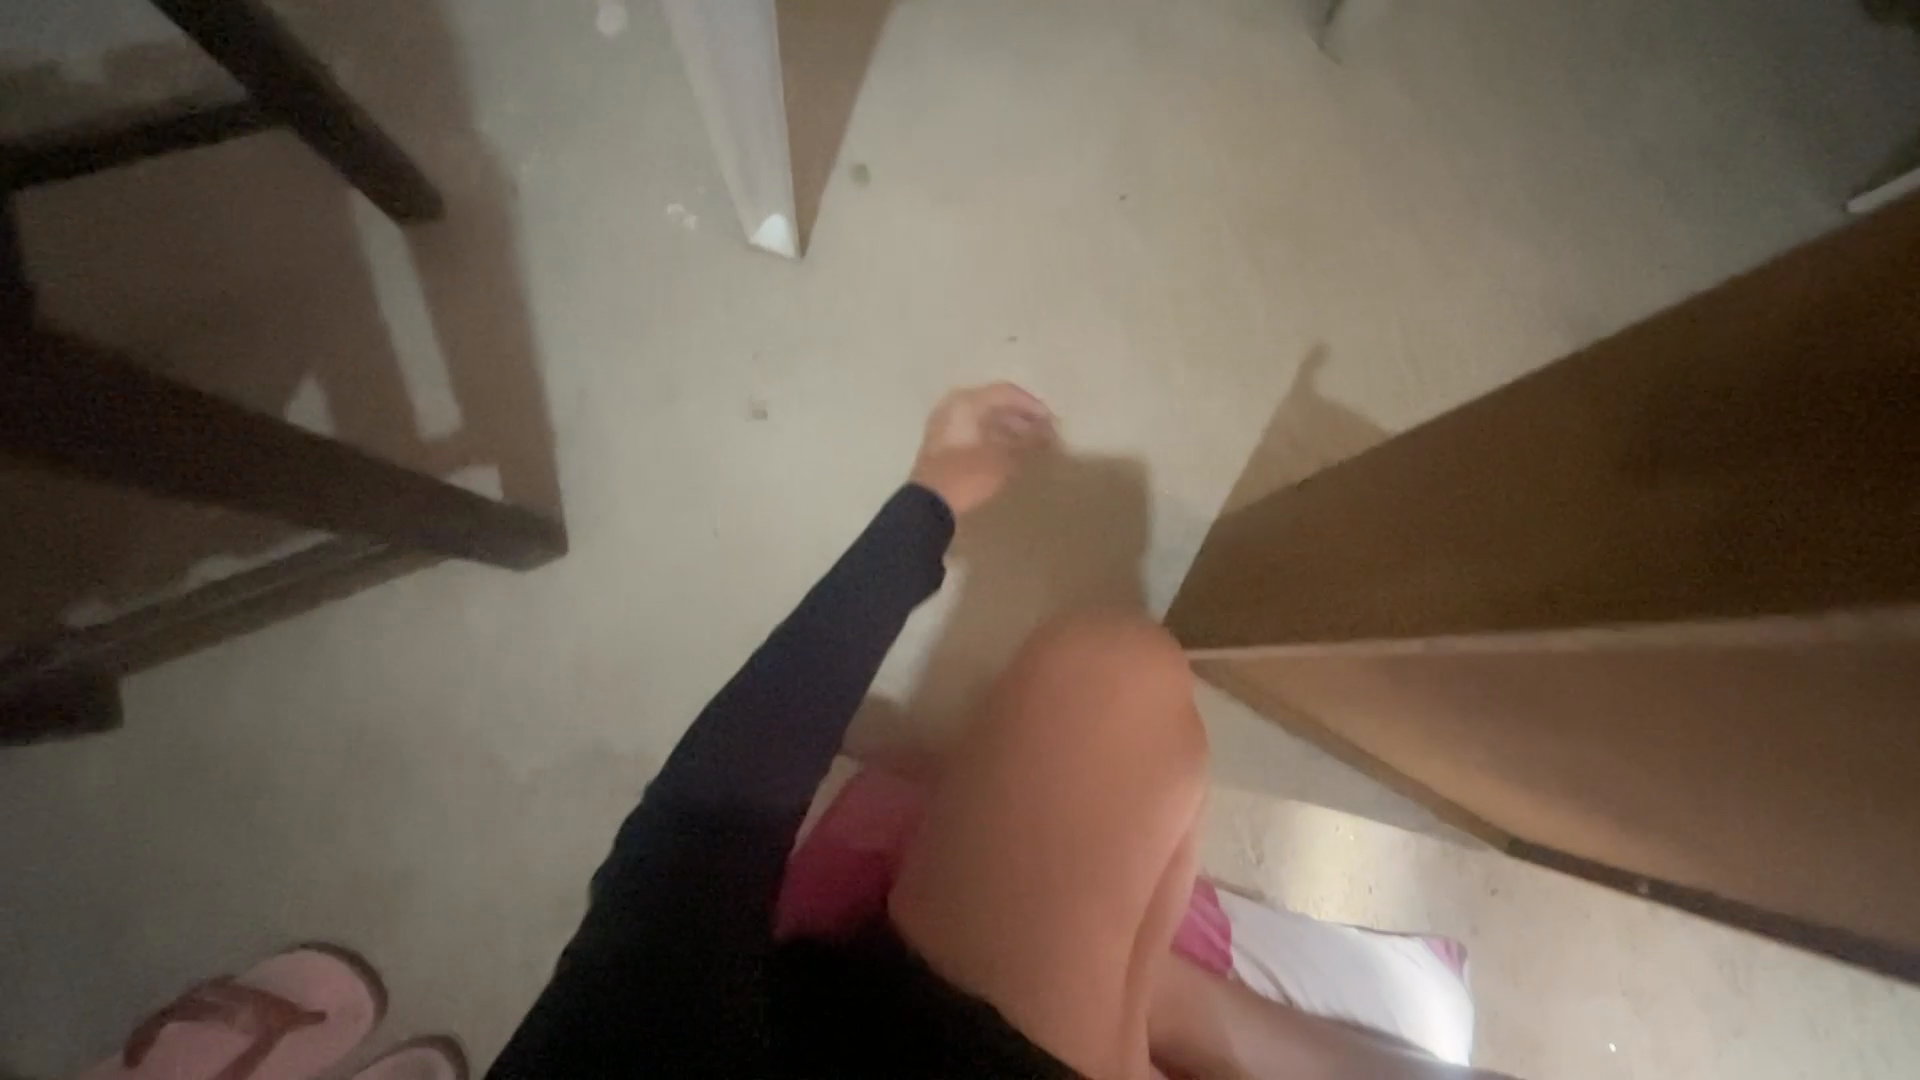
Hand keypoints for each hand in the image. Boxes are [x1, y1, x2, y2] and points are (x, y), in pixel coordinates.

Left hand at [909, 383, 1054, 515]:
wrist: (928, 504)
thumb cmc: (966, 476)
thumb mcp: (1003, 458)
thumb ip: (1028, 440)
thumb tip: (1047, 431)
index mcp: (967, 402)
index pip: (1006, 392)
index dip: (1032, 405)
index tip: (1051, 421)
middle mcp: (954, 405)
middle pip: (994, 402)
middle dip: (1020, 415)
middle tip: (1042, 431)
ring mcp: (944, 422)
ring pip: (982, 416)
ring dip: (1007, 426)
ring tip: (1029, 442)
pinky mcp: (941, 440)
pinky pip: (972, 428)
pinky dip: (991, 435)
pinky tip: (1007, 449)